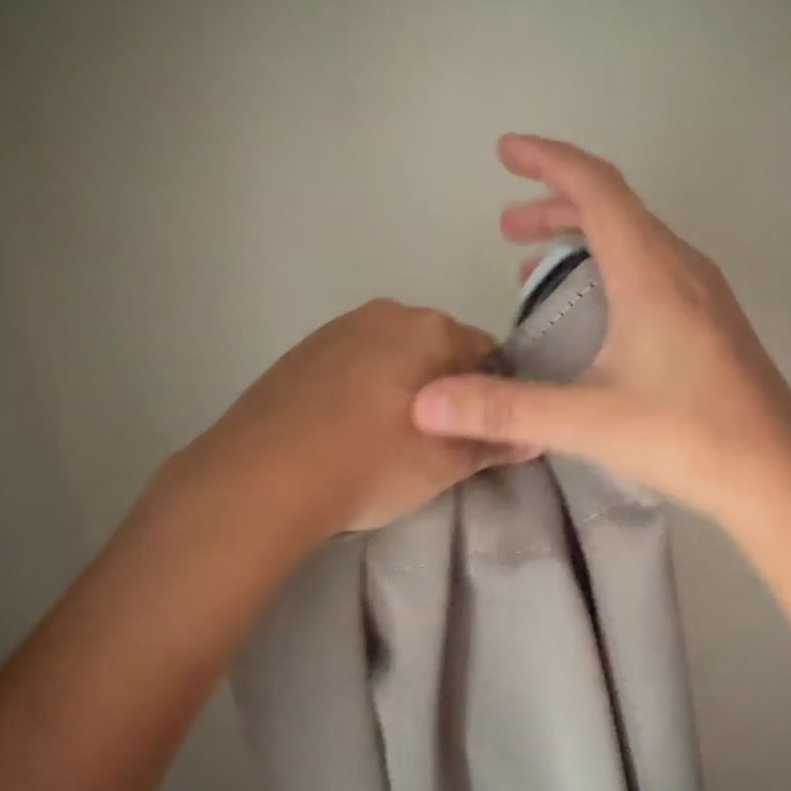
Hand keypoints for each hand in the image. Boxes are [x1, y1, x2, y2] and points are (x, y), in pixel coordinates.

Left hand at [160, 298, 525, 536]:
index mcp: (430, 328)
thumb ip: (492, 444)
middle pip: (436, 351)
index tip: (481, 435)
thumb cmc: (371, 462)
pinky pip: (350, 368)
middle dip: (445, 390)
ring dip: (400, 390)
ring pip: (390, 358)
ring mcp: (336, 330)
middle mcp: (385, 314)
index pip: (488, 354)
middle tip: (435, 444)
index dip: (492, 397)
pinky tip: (346, 435)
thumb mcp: (444, 463)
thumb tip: (528, 436)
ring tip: (386, 443)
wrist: (262, 476)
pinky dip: (360, 393)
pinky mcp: (299, 354)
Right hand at [412, 134, 790, 522]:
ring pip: (636, 238)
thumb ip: (504, 409)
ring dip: (583, 237)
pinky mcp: (712, 322)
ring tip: (534, 267)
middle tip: (506, 228)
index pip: (595, 187)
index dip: (547, 160)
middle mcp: (681, 267)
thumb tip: (424, 403)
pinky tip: (594, 314)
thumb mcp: (586, 422)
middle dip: (554, 205)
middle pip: (614, 207)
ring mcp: (704, 293)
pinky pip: (652, 267)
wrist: (779, 477)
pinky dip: (609, 266)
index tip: (505, 151)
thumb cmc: (688, 437)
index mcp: (651, 271)